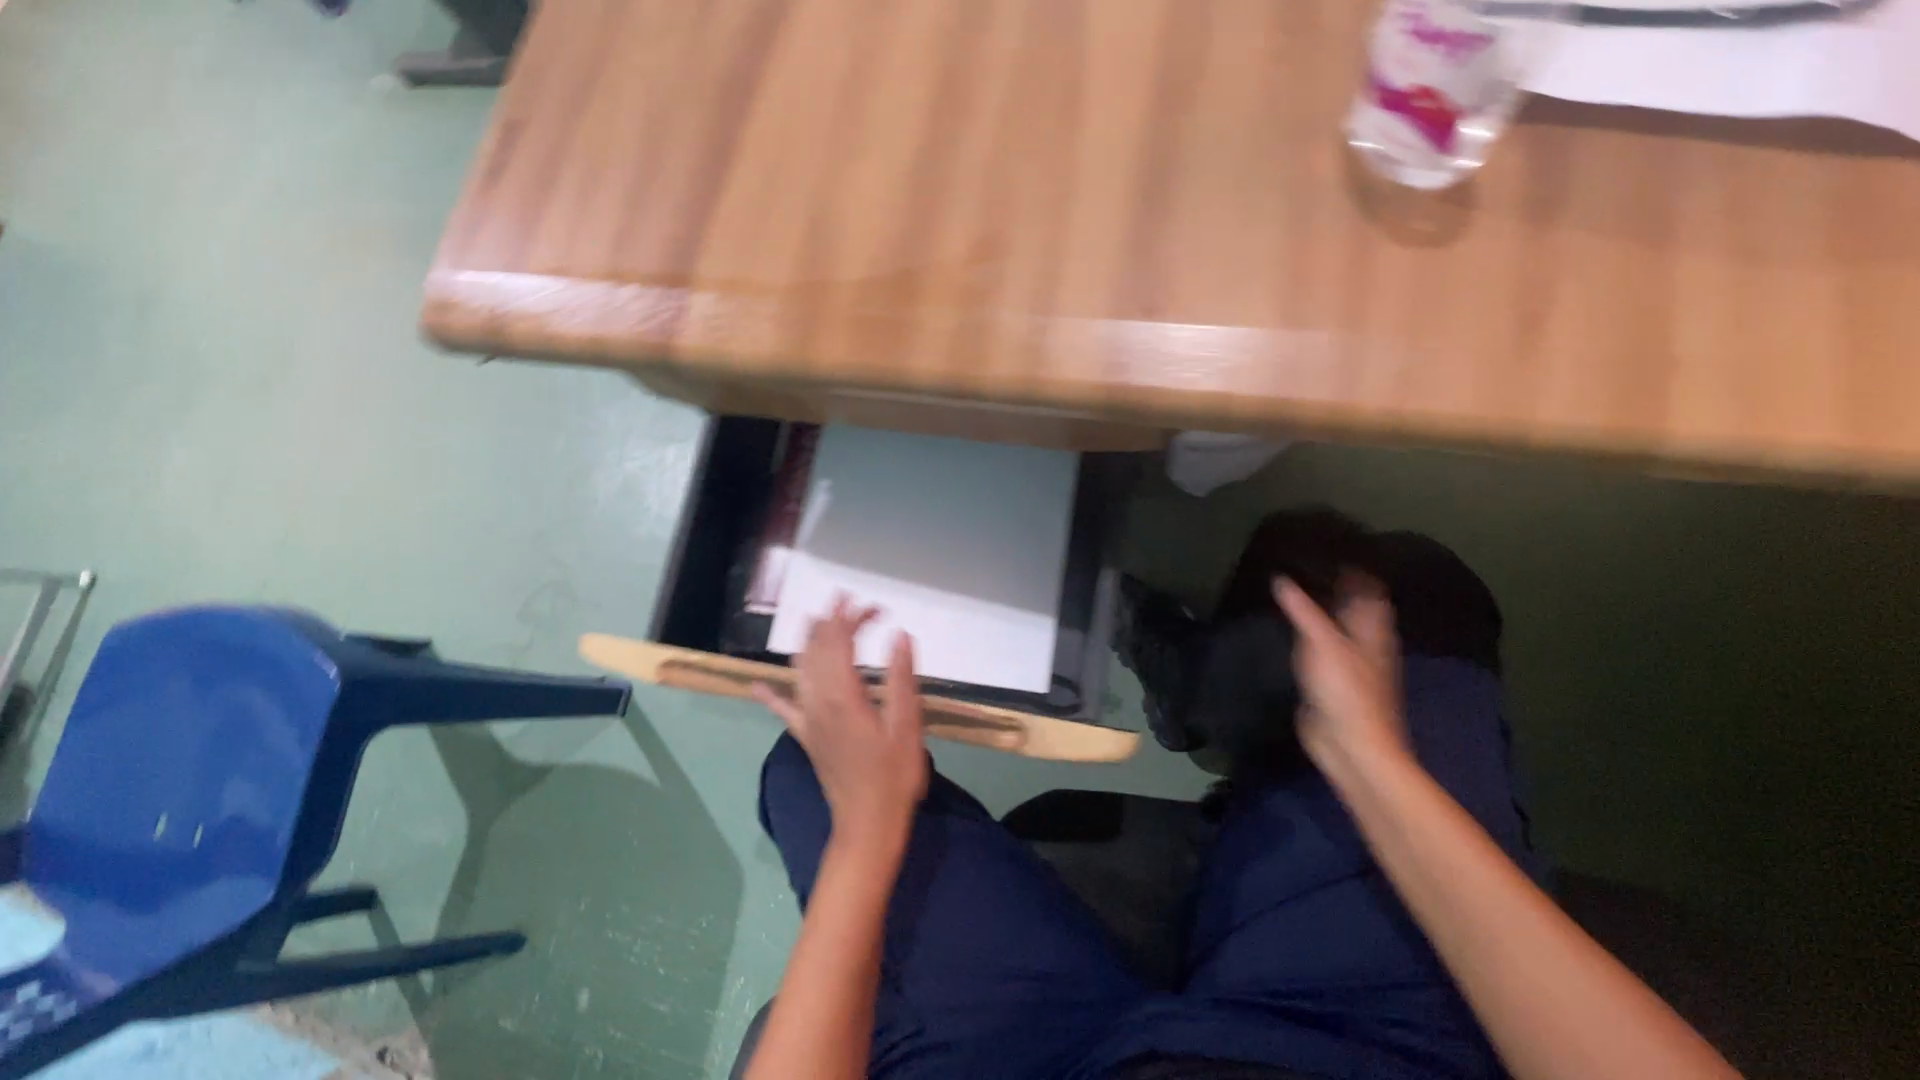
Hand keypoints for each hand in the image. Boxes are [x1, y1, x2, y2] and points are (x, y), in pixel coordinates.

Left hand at [753, 597, 928, 847]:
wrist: (866, 824)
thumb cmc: (893, 776)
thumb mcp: (907, 726)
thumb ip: (900, 678)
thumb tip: (898, 635)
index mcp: (843, 695)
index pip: (840, 641)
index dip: (851, 617)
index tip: (873, 605)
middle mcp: (818, 701)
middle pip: (818, 649)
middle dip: (831, 621)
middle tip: (850, 603)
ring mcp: (807, 719)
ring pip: (799, 670)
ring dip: (807, 642)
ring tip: (815, 621)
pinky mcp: (805, 737)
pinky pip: (783, 709)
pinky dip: (770, 694)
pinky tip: (758, 685)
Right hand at [1273, 575, 1411, 770]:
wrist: (1350, 745)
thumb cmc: (1346, 690)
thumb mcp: (1323, 643)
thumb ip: (1302, 610)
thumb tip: (1280, 578)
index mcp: (1373, 630)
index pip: (1369, 590)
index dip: (1356, 570)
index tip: (1332, 547)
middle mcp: (1364, 643)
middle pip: (1353, 607)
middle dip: (1335, 587)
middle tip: (1305, 563)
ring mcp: (1347, 664)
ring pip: (1334, 628)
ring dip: (1319, 610)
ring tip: (1293, 587)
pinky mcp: (1328, 681)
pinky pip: (1316, 650)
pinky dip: (1305, 635)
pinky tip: (1287, 628)